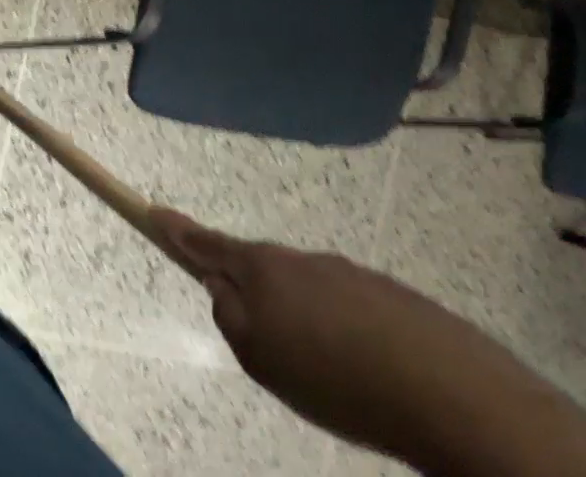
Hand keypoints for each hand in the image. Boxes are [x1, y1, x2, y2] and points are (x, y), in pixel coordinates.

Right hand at [151, 209, 585, 475]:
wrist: (463, 405)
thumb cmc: (336, 379)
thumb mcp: (258, 357)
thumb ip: (228, 314)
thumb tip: (223, 287)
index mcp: (264, 269)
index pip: (206, 242)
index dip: (175, 229)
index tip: (150, 210)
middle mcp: (307, 260)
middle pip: (265, 269)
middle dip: (258, 293)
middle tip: (273, 344)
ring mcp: (360, 276)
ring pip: (314, 290)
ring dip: (310, 316)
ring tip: (333, 368)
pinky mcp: (407, 300)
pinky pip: (359, 309)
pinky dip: (354, 331)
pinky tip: (371, 368)